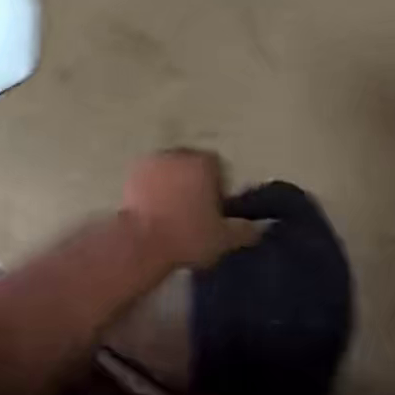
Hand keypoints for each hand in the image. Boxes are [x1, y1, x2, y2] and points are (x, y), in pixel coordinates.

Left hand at [119, 149, 262, 270]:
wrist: (143, 241)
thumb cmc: (188, 236)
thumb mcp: (223, 239)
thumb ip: (245, 230)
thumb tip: (261, 227)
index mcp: (203, 163)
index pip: (217, 166)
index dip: (218, 185)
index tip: (214, 207)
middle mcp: (179, 153)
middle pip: (192, 162)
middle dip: (194, 180)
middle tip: (194, 208)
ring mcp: (153, 159)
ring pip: (170, 166)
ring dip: (173, 180)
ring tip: (172, 209)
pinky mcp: (133, 170)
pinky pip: (149, 174)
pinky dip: (153, 185)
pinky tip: (154, 207)